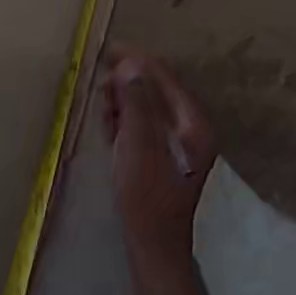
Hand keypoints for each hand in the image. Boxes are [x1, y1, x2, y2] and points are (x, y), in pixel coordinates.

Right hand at [101, 44, 217, 271]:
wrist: (152, 244)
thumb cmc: (146, 195)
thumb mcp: (137, 144)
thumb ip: (136, 102)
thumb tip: (130, 65)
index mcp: (193, 124)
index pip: (166, 79)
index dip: (138, 61)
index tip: (110, 50)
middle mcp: (190, 129)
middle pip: (157, 91)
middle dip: (127, 85)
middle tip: (101, 90)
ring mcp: (177, 144)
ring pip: (147, 108)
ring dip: (124, 104)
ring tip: (104, 114)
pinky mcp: (162, 156)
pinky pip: (143, 126)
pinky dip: (125, 122)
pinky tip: (110, 129)